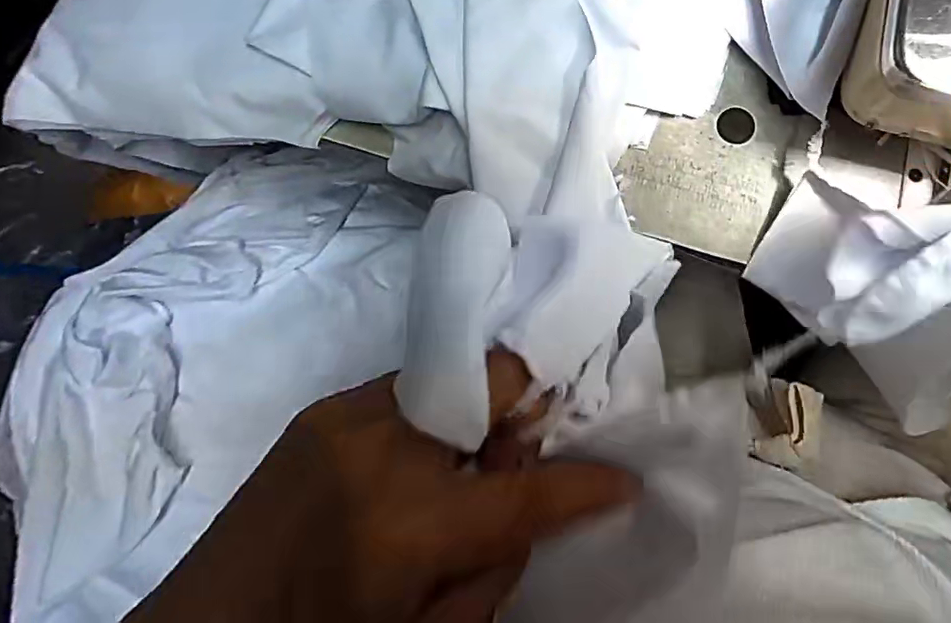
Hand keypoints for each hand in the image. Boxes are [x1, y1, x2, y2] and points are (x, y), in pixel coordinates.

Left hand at [126, 353, 638, 622]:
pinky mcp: (325, 407)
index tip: (625, 479)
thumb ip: (492, 566)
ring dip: (473, 414)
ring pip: (453, 383)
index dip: (584, 485)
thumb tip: (529, 495)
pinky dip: (428, 418)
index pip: (525, 495)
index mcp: (410, 526)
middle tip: (529, 437)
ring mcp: (351, 416)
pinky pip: (405, 392)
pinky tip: (411, 456)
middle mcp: (386, 449)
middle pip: (494, 383)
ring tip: (461, 454)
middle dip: (527, 401)